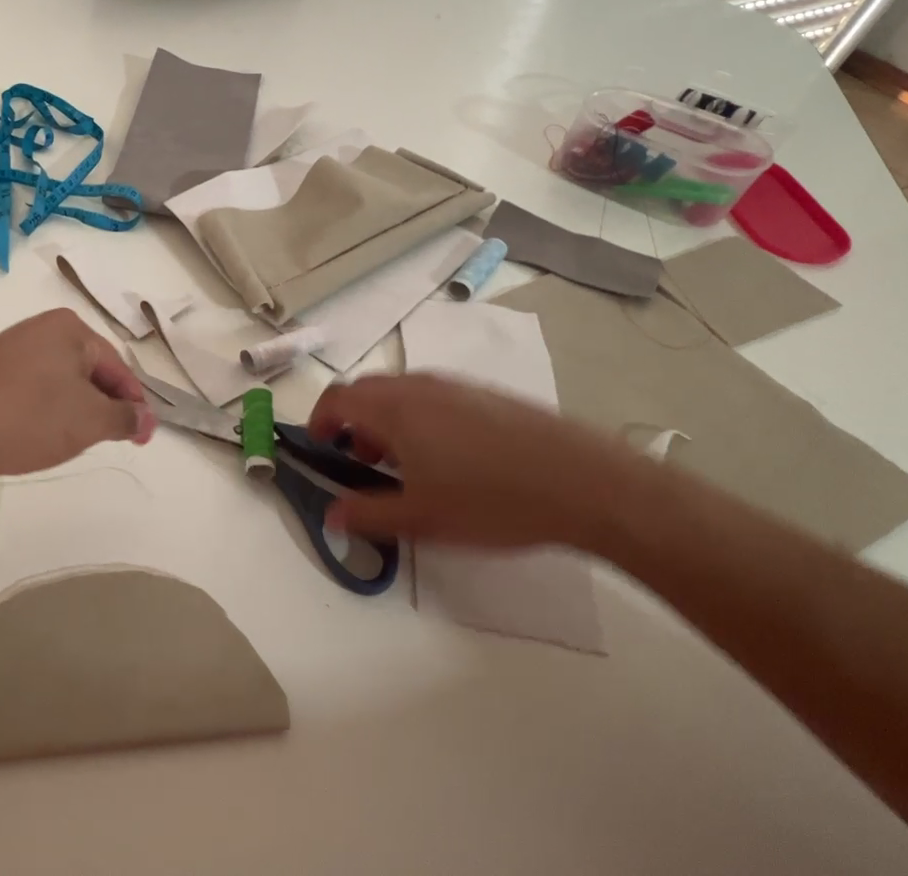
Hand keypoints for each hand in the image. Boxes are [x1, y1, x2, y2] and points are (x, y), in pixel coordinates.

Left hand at [0, 309, 154, 484]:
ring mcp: (7, 353)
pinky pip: (29, 395)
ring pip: (57, 386)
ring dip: (72, 414)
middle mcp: (37, 331)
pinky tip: (35, 439)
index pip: (117, 366)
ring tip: (69, 444)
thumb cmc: (29, 417)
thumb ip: (125, 417)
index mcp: (68, 328)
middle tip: (108, 441)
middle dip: (103, 408)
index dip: (135, 403)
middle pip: (88, 372)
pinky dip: (41, 415)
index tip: (143, 437)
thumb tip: (145, 418)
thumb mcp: (90, 420)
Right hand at [307, 374, 656, 551]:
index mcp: (396, 409)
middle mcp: (423, 387)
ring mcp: (461, 388)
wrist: (588, 485)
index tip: (320, 447)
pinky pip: (437, 398)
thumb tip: (331, 515)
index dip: (320, 419)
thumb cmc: (493, 502)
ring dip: (387, 421)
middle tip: (359, 461)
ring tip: (405, 466)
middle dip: (353, 422)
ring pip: (404, 393)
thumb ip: (368, 515)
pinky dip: (421, 419)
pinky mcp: (491, 396)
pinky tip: (450, 460)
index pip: (338, 397)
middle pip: (369, 391)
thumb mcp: (421, 520)